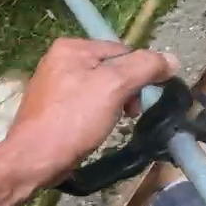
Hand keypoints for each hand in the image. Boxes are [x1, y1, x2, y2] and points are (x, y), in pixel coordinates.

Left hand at [0, 38, 178, 188]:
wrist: (34, 158)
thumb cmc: (74, 119)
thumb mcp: (114, 86)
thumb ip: (144, 67)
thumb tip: (171, 59)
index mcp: (71, 47)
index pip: (122, 51)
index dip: (139, 74)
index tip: (141, 100)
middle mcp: (59, 60)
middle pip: (111, 69)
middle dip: (126, 91)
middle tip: (128, 114)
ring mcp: (52, 84)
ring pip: (99, 88)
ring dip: (113, 104)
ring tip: (112, 123)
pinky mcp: (51, 108)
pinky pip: (84, 104)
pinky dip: (95, 114)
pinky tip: (94, 130)